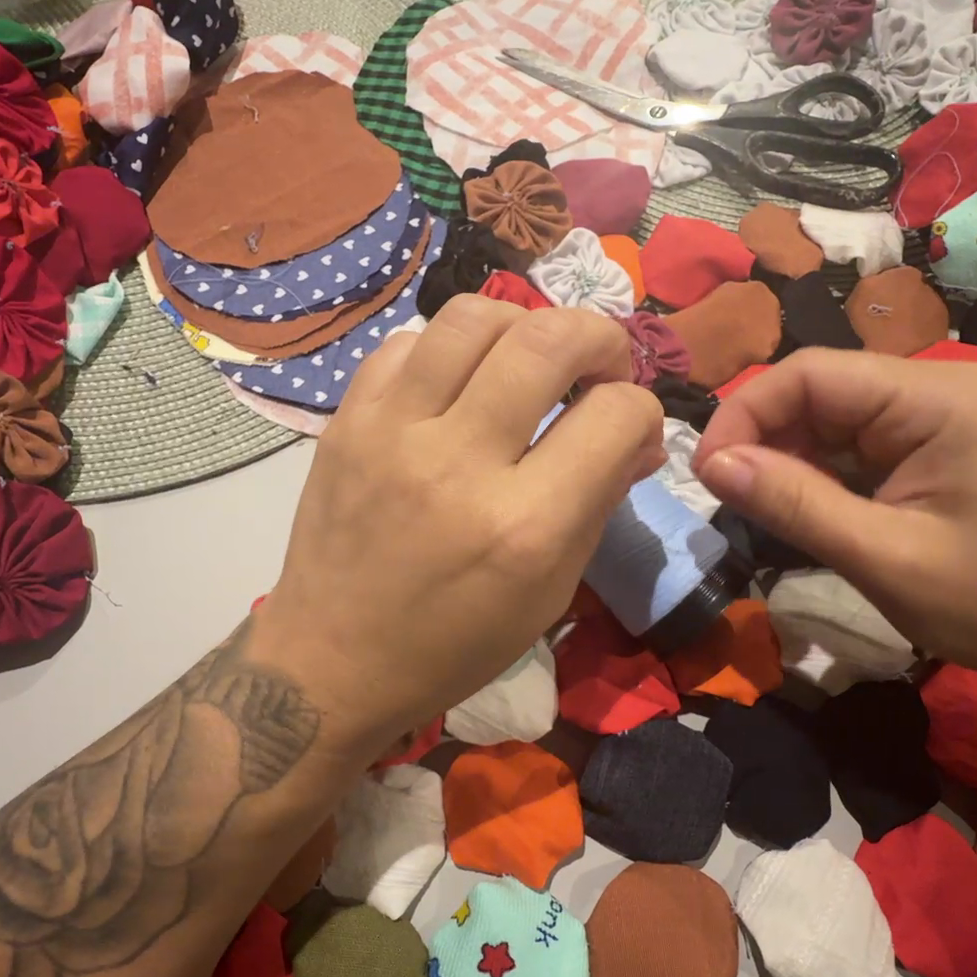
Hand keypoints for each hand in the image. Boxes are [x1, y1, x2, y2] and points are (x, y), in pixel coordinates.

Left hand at [257, 297, 663, 753]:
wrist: (334, 660)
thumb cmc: (454, 644)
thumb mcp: (549, 593)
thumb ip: (600, 502)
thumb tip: (635, 435)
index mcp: (525, 525)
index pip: (615, 414)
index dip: (642, 411)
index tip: (628, 428)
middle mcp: (459, 463)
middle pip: (549, 340)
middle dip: (599, 338)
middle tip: (598, 367)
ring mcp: (392, 432)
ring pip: (473, 316)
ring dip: (523, 325)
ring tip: (527, 360)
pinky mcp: (346, 420)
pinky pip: (407, 342)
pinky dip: (449, 349)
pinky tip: (456, 385)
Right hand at [693, 349, 976, 685]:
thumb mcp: (885, 559)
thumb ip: (795, 504)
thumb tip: (710, 464)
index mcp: (939, 398)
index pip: (811, 374)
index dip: (744, 413)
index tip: (703, 472)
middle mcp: (940, 390)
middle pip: (820, 391)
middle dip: (762, 438)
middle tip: (724, 498)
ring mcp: (941, 419)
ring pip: (832, 420)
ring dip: (786, 459)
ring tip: (756, 509)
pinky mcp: (937, 450)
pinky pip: (857, 447)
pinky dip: (818, 475)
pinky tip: (800, 509)